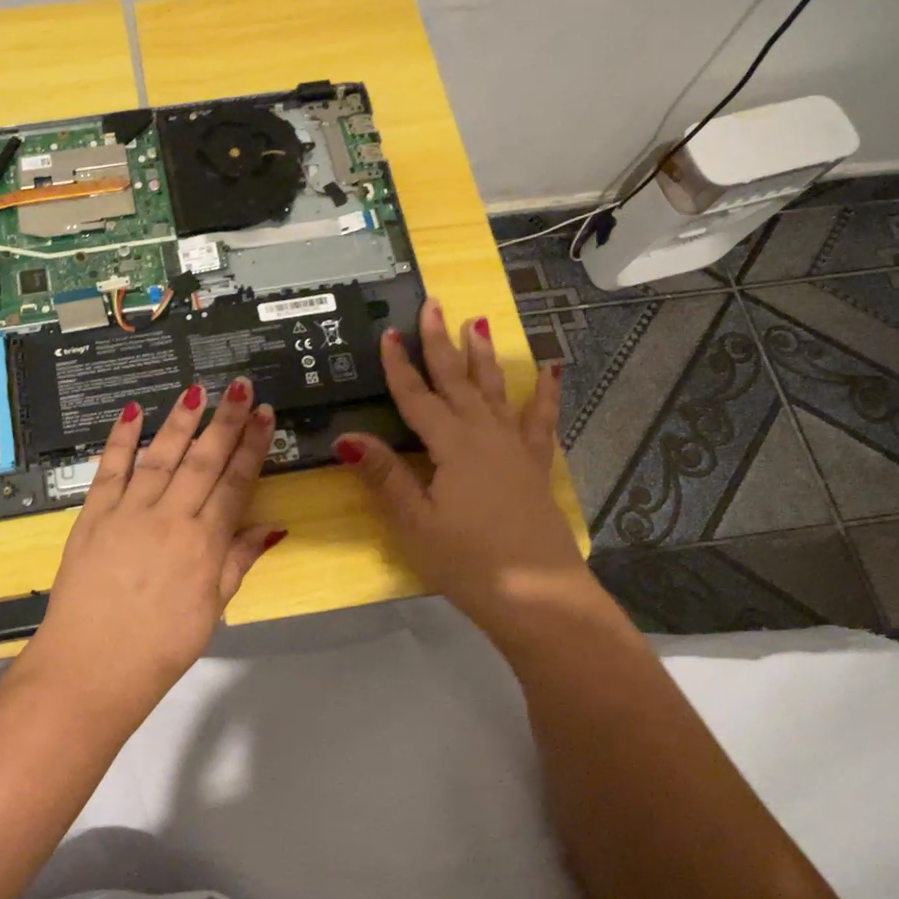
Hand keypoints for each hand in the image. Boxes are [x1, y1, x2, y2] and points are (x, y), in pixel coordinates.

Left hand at [30, 378, 285, 700]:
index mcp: (204, 543)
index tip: (264, 415)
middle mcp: (170, 517)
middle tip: (241, 387)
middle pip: (203, 460)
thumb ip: (238, 562)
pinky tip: (132, 412)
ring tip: (197, 391)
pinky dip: (121, 439)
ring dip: (180, 421)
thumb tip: (272, 527)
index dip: (252, 447)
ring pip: (161, 455)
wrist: (91, 666)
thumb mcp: (211, 610)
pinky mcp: (92, 514)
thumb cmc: (159, 647)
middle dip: (226, 421)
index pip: (236, 483)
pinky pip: (110, 468)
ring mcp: (128, 511)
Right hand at [336, 298, 602, 641]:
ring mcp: (514, 448)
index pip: (417, 397)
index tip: (386, 333)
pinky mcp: (534, 466)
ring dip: (483, 356)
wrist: (538, 594)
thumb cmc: (468, 562)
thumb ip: (386, 477)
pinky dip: (544, 394)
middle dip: (440, 343)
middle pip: (457, 381)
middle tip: (433, 304)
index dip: (399, 366)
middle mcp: (485, 435)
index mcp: (451, 446)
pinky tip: (550, 371)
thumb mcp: (416, 523)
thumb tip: (348, 437)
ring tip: (478, 322)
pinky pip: (539, 420)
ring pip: (495, 391)